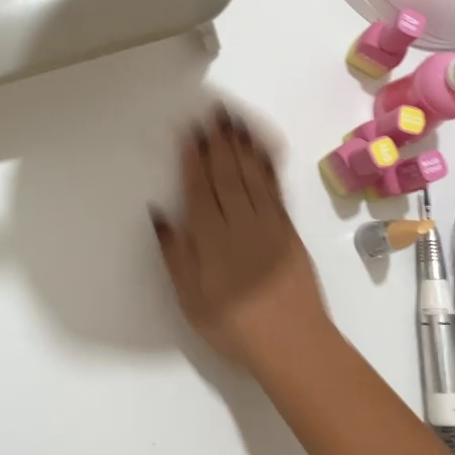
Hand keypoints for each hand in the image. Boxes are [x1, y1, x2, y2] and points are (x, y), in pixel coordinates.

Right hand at [151, 107, 335, 371]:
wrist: (293, 343)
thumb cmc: (234, 327)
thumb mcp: (192, 300)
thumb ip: (177, 255)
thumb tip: (161, 214)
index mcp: (211, 239)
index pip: (199, 188)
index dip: (193, 158)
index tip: (189, 131)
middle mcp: (240, 222)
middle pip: (226, 174)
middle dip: (218, 141)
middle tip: (214, 112)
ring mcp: (268, 223)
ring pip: (251, 175)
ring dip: (242, 145)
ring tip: (235, 119)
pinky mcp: (289, 229)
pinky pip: (276, 188)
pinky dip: (268, 165)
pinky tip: (263, 149)